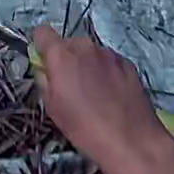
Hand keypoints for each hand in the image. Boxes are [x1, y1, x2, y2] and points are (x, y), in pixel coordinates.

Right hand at [31, 26, 173, 173]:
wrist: (131, 141)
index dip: (41, 46)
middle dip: (66, 59)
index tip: (45, 63)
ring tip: (95, 93)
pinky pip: (108, 61)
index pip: (42, 32)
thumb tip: (44, 69)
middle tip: (71, 85)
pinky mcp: (127, 63)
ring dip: (87, 65)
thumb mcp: (52, 107)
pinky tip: (112, 95)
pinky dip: (106, 72)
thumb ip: (44, 80)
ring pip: (89, 52)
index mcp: (61, 55)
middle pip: (68, 44)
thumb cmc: (84, 127)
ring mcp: (108, 53)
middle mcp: (85, 46)